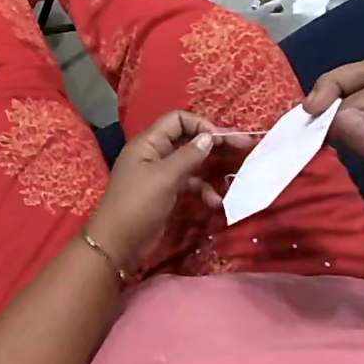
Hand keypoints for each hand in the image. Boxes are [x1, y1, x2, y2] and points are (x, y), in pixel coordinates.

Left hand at [85, 111, 248, 273]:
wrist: (118, 244)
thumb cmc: (138, 205)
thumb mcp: (164, 178)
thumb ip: (188, 156)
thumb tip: (208, 137)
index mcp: (148, 143)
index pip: (177, 120)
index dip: (201, 125)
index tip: (222, 138)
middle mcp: (154, 154)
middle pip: (188, 139)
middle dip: (214, 143)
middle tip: (245, 145)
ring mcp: (159, 174)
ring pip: (191, 163)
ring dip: (211, 169)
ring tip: (237, 175)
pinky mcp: (165, 193)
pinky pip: (188, 184)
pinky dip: (203, 190)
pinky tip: (216, 202)